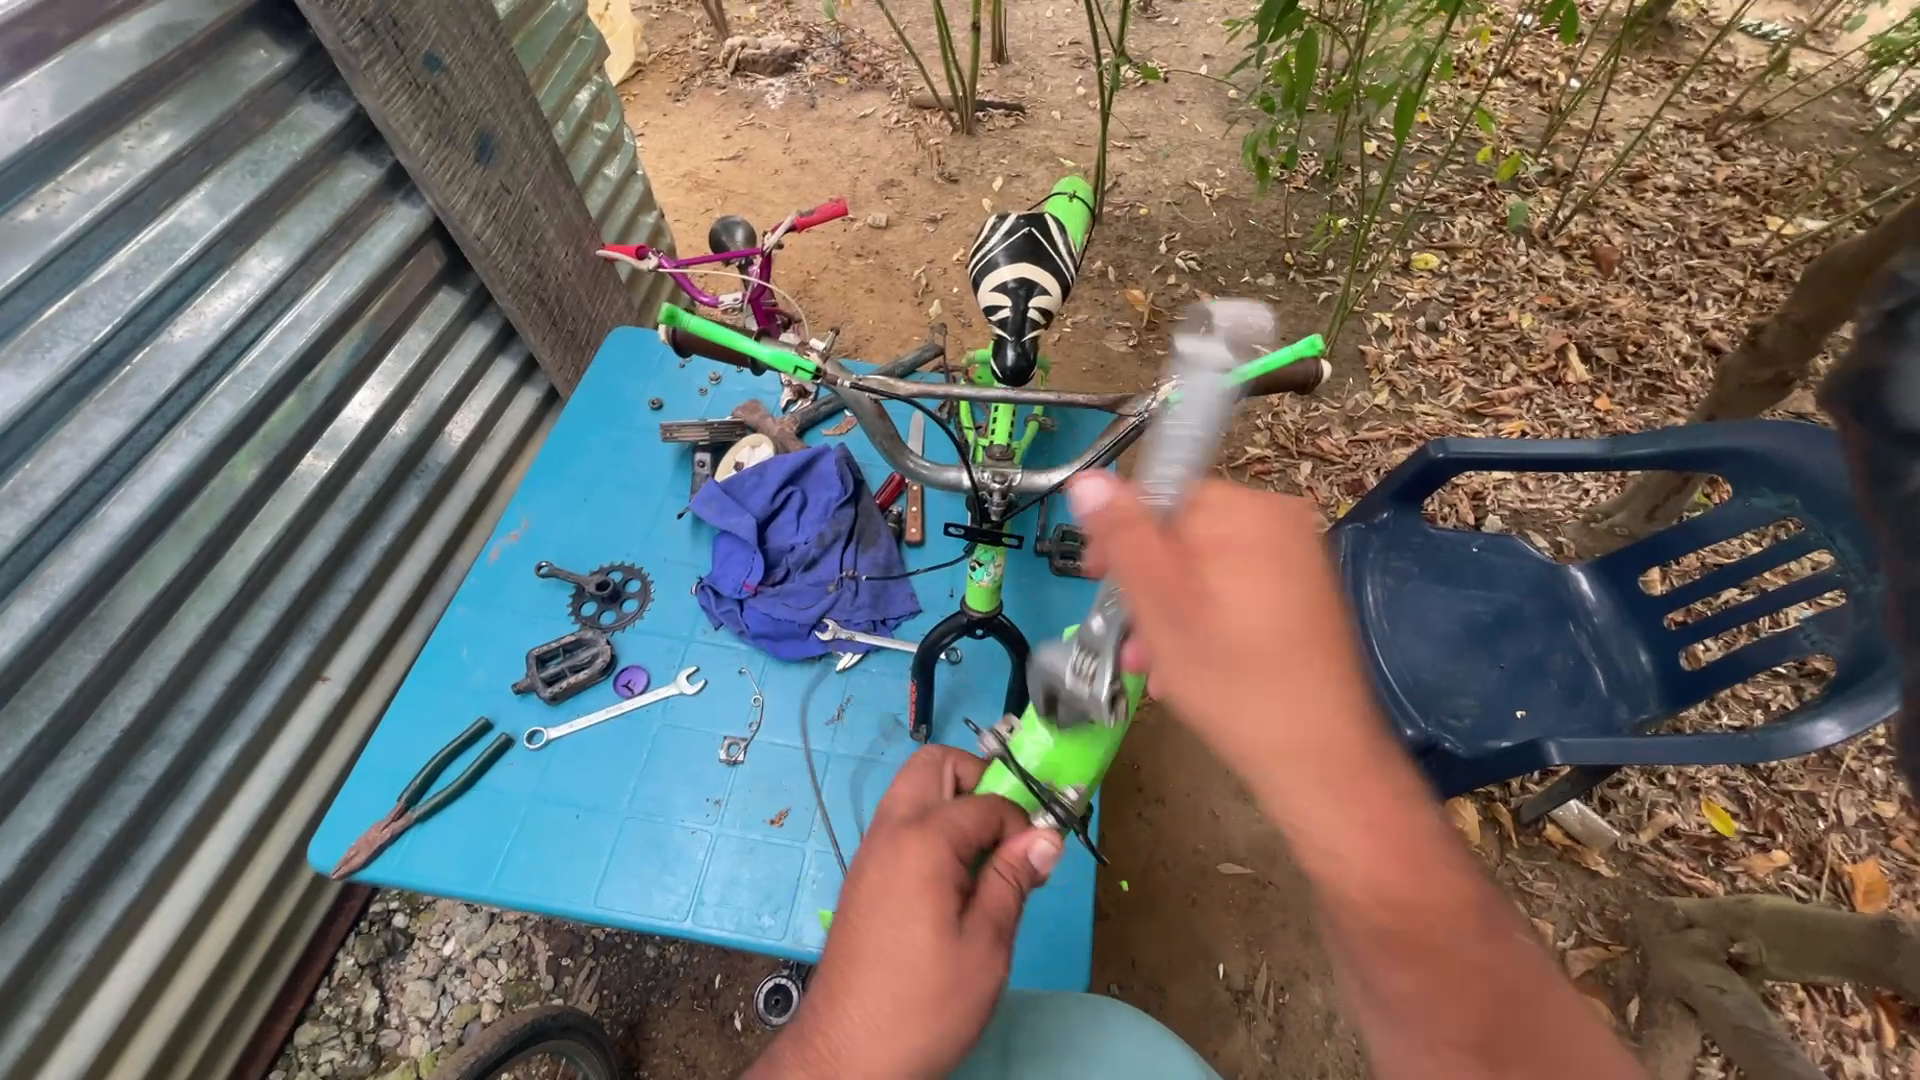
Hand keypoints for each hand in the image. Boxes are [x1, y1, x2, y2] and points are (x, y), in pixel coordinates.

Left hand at [751, 745, 1063, 1079]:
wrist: (844, 1056)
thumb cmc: (922, 1005)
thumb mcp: (985, 949)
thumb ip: (1013, 881)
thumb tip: (1047, 836)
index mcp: (922, 840)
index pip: (987, 801)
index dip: (1021, 825)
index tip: (1037, 861)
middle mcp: (890, 829)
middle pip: (935, 764)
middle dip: (978, 782)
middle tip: (1003, 835)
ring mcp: (872, 849)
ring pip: (915, 789)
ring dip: (954, 804)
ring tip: (983, 861)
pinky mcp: (864, 873)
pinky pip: (902, 822)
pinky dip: (933, 827)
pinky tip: (953, 881)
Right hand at [1068, 472, 1400, 791]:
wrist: (1319, 759)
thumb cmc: (1232, 680)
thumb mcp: (1160, 603)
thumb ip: (1123, 536)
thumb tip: (1088, 480)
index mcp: (1248, 512)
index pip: (1162, 496)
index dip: (1121, 538)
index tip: (1098, 581)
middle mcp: (1279, 525)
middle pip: (1182, 538)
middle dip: (1146, 586)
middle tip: (1129, 636)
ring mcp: (1296, 562)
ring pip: (1204, 571)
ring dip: (1168, 612)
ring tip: (1153, 663)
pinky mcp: (1301, 598)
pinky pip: (1232, 593)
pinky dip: (1203, 622)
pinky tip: (1188, 667)